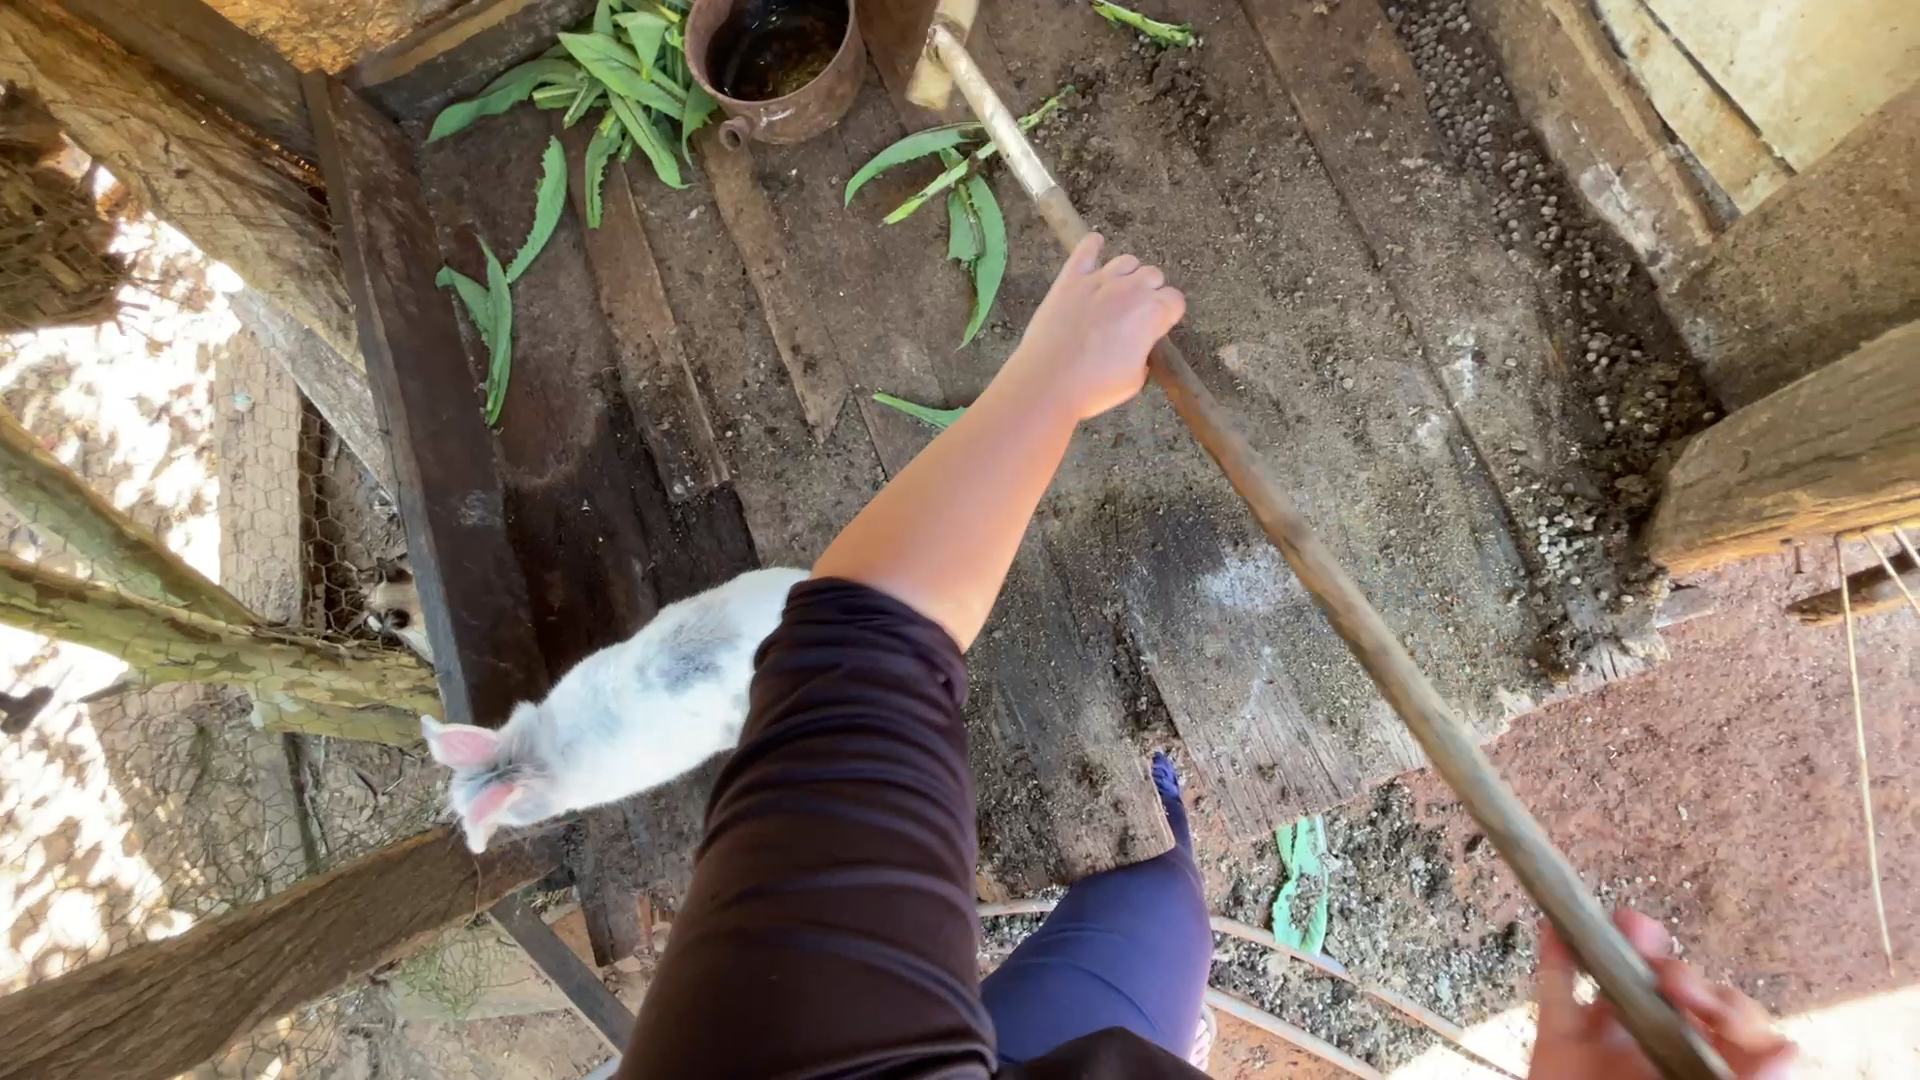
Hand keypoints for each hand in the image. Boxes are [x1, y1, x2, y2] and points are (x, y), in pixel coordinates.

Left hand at [1003, 232, 1184, 420]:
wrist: (1049, 382)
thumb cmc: (1094, 387)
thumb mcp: (1135, 380)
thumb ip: (1143, 353)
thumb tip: (1137, 346)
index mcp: (1152, 313)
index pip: (1174, 300)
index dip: (1168, 314)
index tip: (1157, 326)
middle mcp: (1130, 289)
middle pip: (1153, 276)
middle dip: (1150, 292)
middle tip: (1135, 314)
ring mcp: (1099, 280)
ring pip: (1126, 262)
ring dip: (1128, 274)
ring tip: (1117, 292)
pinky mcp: (1070, 280)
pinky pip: (1086, 251)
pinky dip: (1092, 246)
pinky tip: (1096, 244)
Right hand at [1529, 910, 1795, 1079]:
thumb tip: (1786, 1048)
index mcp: (1704, 1071)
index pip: (1736, 1028)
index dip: (1725, 1004)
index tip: (1698, 999)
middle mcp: (1661, 1049)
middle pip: (1673, 993)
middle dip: (1670, 965)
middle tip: (1656, 959)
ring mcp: (1607, 1040)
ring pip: (1616, 979)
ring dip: (1615, 943)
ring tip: (1619, 920)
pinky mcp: (1559, 1034)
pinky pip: (1555, 986)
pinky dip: (1552, 952)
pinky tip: (1553, 926)